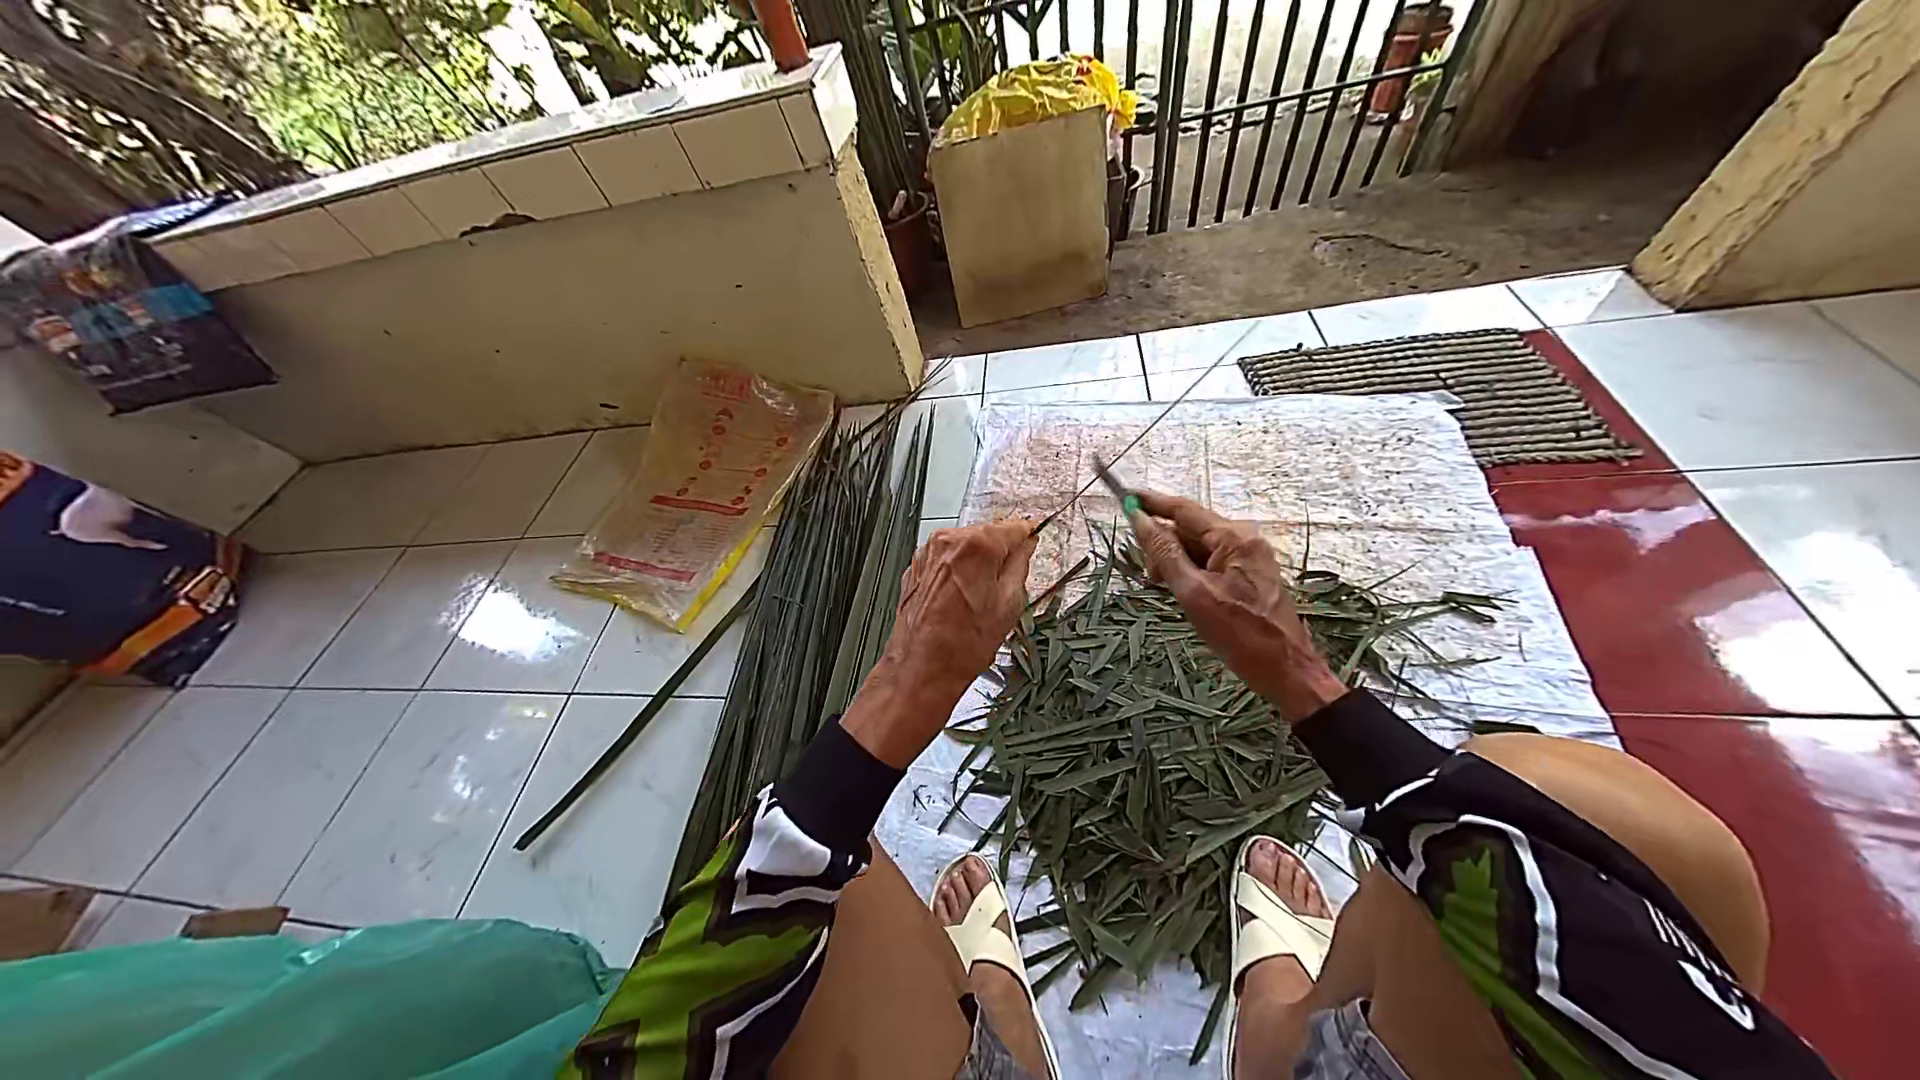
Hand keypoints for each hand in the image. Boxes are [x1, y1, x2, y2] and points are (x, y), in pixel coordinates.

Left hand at [840, 518, 1038, 766]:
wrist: (922, 667)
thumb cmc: (960, 644)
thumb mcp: (1010, 604)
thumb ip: (1020, 565)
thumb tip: (1025, 548)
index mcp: (976, 545)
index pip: (1013, 527)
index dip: (1028, 535)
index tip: (1033, 540)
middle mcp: (948, 542)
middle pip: (987, 535)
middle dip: (1001, 553)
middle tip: (1009, 582)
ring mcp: (928, 554)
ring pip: (965, 547)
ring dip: (978, 563)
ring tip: (981, 597)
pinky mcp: (916, 568)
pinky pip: (946, 561)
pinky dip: (957, 573)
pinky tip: (962, 601)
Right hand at [1129, 491, 1346, 722]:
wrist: (1286, 669)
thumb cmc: (1240, 634)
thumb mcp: (1193, 593)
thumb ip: (1165, 554)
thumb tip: (1141, 521)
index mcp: (1234, 538)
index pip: (1184, 510)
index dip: (1152, 503)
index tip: (1126, 497)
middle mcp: (1244, 539)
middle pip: (1190, 528)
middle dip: (1163, 545)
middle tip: (1148, 574)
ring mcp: (1248, 556)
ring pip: (1198, 547)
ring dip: (1175, 562)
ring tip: (1166, 589)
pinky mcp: (1248, 573)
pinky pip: (1210, 561)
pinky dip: (1190, 572)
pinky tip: (1183, 592)